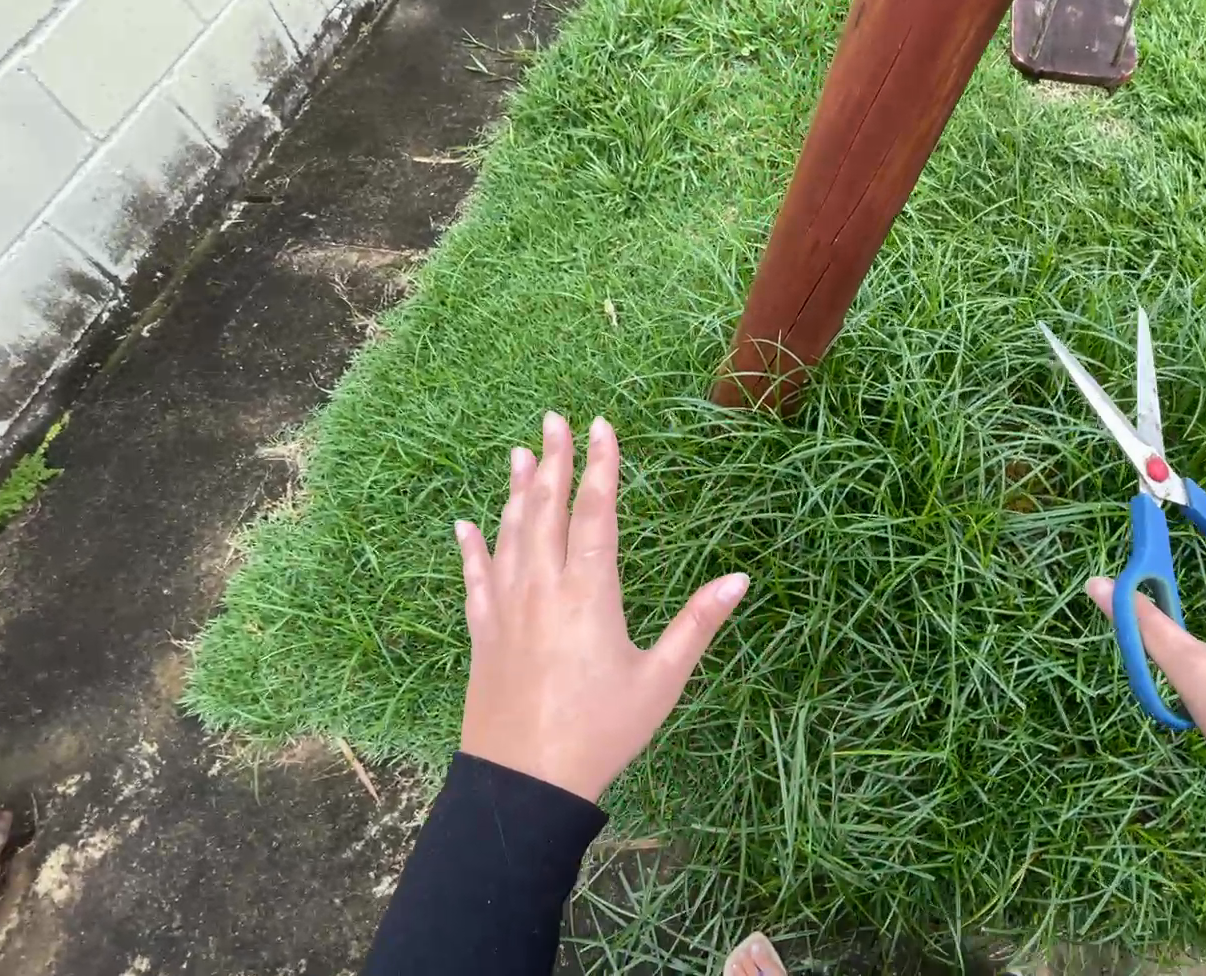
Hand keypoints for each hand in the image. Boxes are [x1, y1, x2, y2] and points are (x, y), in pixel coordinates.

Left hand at [454, 412, 750, 802]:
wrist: (523, 788)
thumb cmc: (602, 731)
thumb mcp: (662, 679)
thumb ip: (699, 623)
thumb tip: (741, 578)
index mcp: (590, 593)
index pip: (597, 512)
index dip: (601, 465)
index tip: (602, 425)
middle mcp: (543, 588)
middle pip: (547, 510)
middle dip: (553, 460)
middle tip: (552, 417)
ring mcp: (506, 609)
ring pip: (510, 535)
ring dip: (516, 491)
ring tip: (519, 452)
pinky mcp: (483, 634)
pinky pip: (474, 580)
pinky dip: (471, 548)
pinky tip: (464, 524)